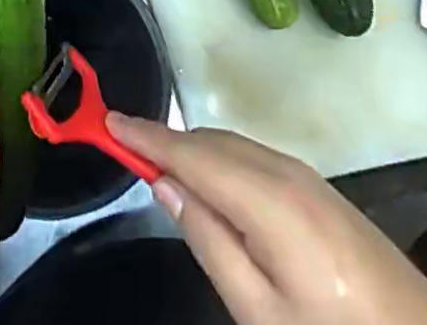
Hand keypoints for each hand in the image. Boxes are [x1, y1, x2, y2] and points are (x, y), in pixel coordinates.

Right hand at [109, 115, 426, 324]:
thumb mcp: (261, 311)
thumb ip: (208, 240)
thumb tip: (165, 185)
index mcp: (271, 204)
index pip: (192, 156)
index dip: (147, 136)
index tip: (108, 121)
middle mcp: (287, 174)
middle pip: (209, 143)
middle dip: (164, 138)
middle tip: (121, 141)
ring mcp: (308, 178)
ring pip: (230, 145)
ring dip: (189, 146)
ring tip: (152, 155)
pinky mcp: (319, 188)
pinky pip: (251, 156)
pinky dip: (216, 155)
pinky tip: (204, 174)